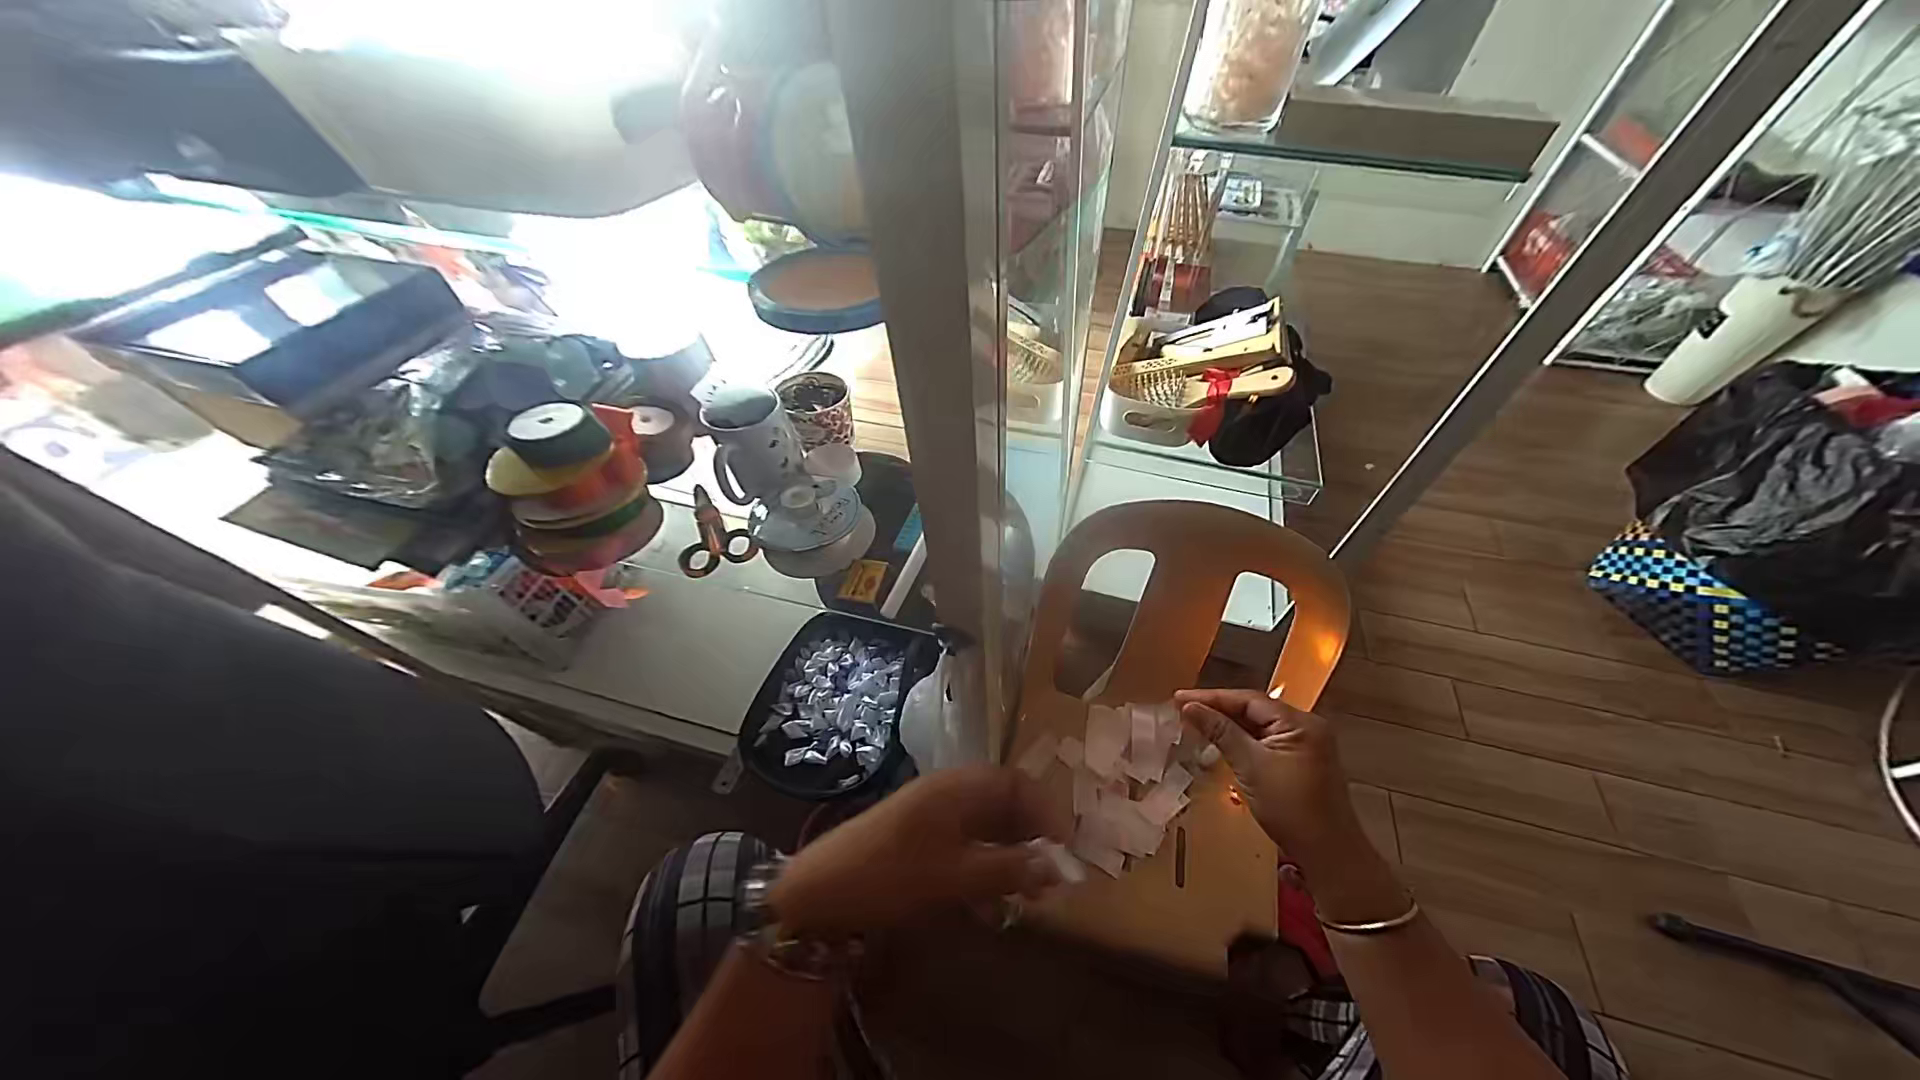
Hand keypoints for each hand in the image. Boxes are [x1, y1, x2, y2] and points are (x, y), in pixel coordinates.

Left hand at [769, 765, 1071, 937]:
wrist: (821, 890)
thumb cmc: (892, 875)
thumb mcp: (957, 876)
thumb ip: (1010, 868)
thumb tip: (1060, 865)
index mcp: (959, 787)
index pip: (1018, 784)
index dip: (1047, 813)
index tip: (1067, 850)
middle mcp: (949, 791)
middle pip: (1004, 805)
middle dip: (1031, 840)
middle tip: (1050, 881)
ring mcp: (932, 813)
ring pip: (986, 828)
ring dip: (1009, 858)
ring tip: (1025, 897)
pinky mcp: (919, 837)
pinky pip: (964, 845)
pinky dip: (982, 869)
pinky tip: (986, 904)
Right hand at [1174, 688, 1360, 863]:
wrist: (1328, 854)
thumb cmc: (1290, 808)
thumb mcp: (1250, 766)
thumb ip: (1220, 731)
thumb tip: (1189, 707)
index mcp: (1299, 723)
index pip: (1248, 699)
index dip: (1211, 697)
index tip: (1179, 698)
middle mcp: (1306, 726)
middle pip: (1253, 708)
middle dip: (1217, 708)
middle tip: (1182, 708)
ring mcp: (1305, 743)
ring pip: (1257, 724)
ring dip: (1227, 723)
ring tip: (1194, 720)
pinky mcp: (1300, 760)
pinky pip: (1264, 739)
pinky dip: (1240, 738)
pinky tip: (1218, 739)